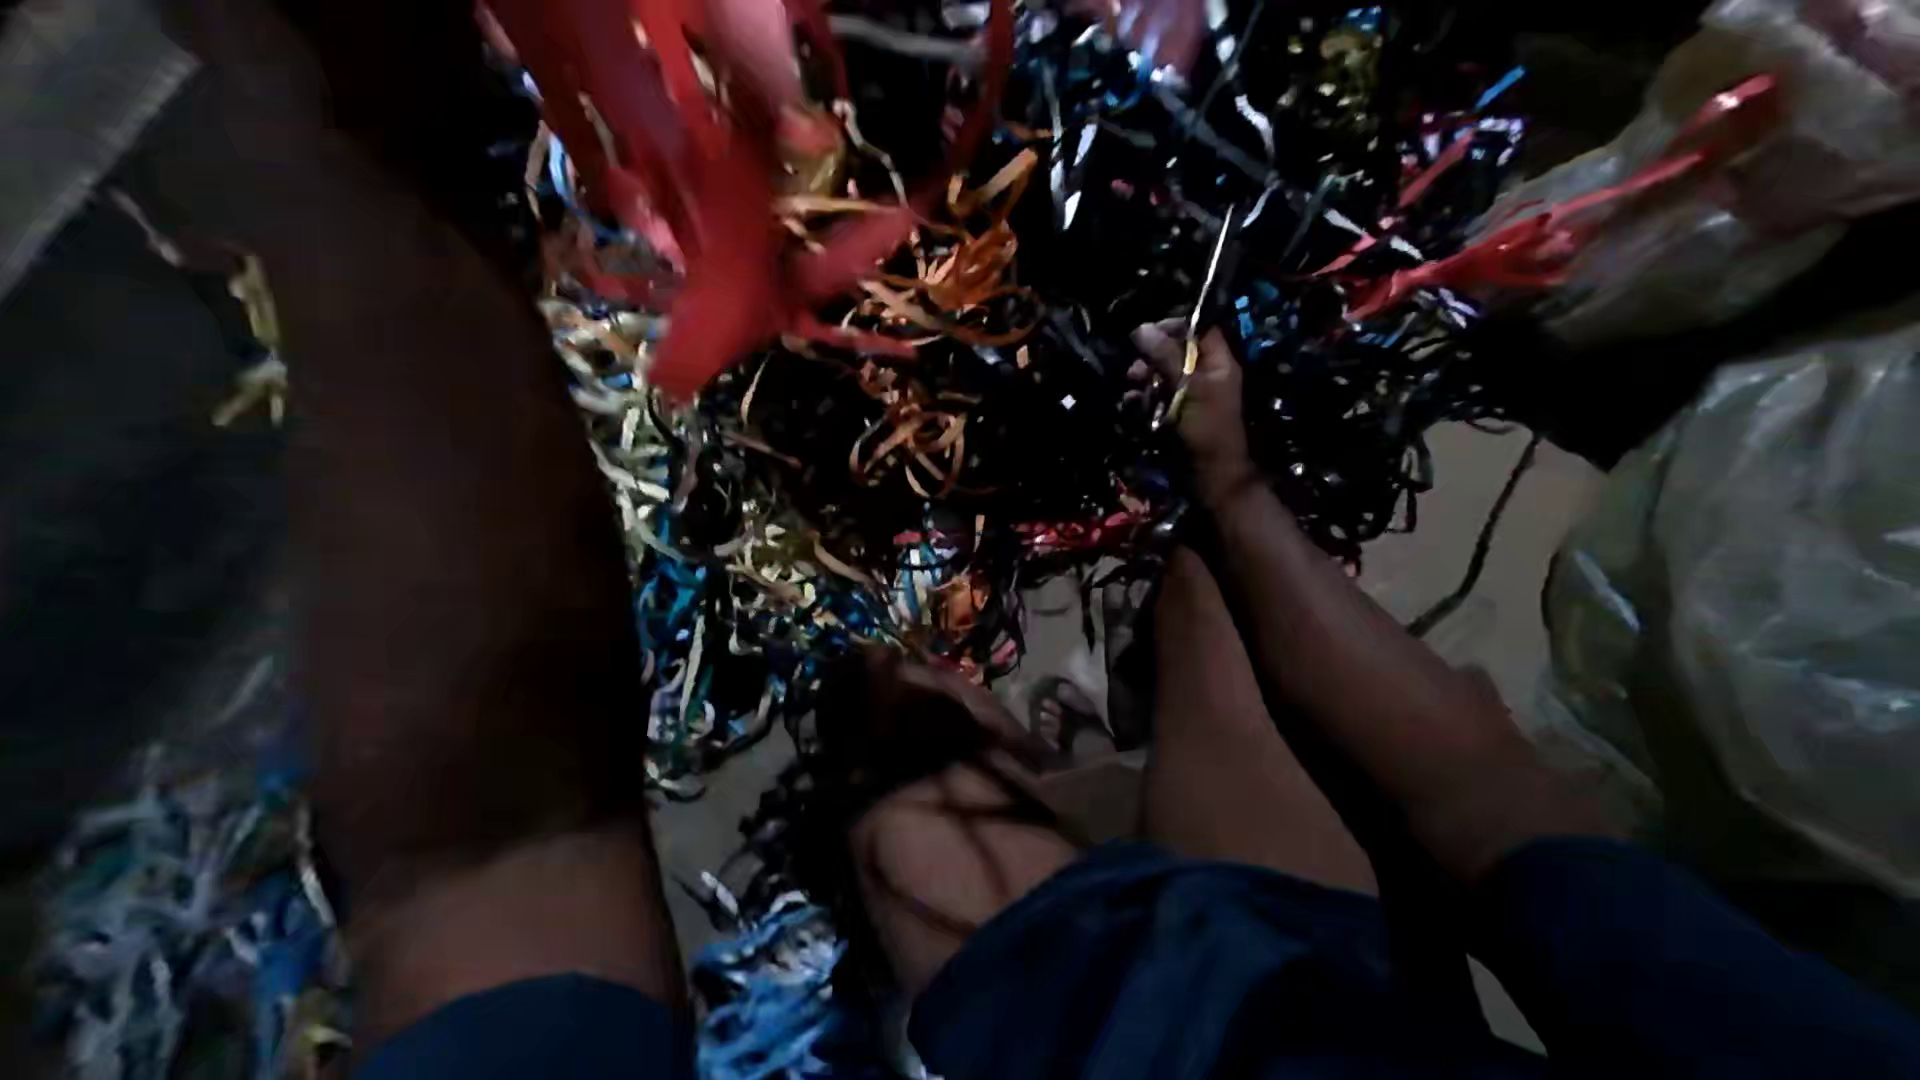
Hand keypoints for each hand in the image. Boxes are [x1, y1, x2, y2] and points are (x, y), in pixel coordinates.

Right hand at [1133, 323, 1258, 507]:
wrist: (1207, 475)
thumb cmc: (1206, 430)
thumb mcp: (1189, 388)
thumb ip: (1166, 357)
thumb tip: (1141, 328)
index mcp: (1218, 363)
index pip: (1198, 329)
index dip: (1174, 327)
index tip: (1147, 333)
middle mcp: (1202, 375)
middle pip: (1173, 351)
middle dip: (1150, 357)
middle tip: (1135, 370)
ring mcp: (1185, 395)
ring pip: (1158, 374)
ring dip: (1142, 379)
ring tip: (1132, 389)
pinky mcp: (1170, 413)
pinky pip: (1151, 397)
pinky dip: (1140, 399)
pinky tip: (1131, 404)